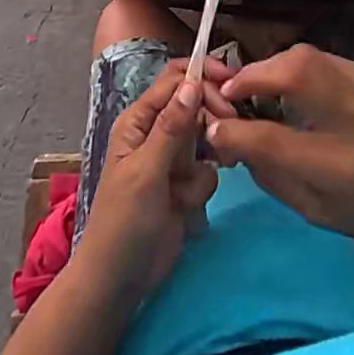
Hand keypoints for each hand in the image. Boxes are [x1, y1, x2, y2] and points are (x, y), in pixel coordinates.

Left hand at [76, 58, 236, 298]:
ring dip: (206, 160)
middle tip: (225, 137)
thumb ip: (171, 127)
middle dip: (210, 120)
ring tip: (193, 184)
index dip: (201, 77)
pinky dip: (202, 186)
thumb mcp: (147, 170)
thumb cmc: (124, 218)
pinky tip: (187, 206)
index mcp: (138, 119)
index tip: (232, 83)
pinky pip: (208, 171)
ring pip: (205, 139)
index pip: (173, 81)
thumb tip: (192, 83)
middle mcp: (156, 132)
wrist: (121, 277)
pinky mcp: (185, 185)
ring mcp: (172, 159)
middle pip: (195, 106)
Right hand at [204, 44, 353, 250]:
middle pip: (294, 74)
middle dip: (251, 77)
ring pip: (302, 56)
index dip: (233, 131)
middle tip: (229, 91)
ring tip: (253, 86)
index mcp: (341, 167)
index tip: (211, 128)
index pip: (274, 140)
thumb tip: (224, 136)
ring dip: (268, 68)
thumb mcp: (314, 209)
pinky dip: (290, 65)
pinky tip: (285, 85)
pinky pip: (315, 57)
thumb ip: (267, 172)